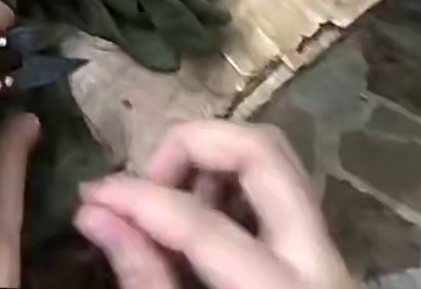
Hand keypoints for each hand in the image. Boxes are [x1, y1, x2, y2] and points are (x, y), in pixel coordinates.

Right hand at [73, 121, 352, 288]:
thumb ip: (144, 280)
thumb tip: (92, 213)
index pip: (202, 224)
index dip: (136, 199)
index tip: (91, 193)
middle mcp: (325, 266)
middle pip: (262, 151)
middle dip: (190, 145)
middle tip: (148, 179)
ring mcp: (330, 257)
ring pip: (271, 157)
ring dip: (208, 160)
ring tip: (167, 199)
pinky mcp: (318, 257)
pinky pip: (272, 186)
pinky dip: (224, 181)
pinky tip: (194, 218)